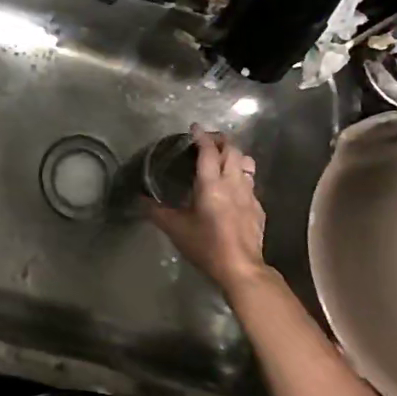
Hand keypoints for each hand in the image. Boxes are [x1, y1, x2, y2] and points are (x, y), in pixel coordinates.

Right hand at [148, 125, 270, 290]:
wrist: (241, 267)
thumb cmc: (204, 245)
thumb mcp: (173, 227)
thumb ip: (155, 210)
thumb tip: (139, 199)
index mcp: (210, 185)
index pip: (208, 152)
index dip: (201, 137)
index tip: (194, 127)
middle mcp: (233, 184)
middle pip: (232, 151)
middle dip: (221, 141)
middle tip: (207, 139)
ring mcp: (249, 195)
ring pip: (246, 164)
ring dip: (234, 155)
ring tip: (222, 156)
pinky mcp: (258, 208)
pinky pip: (250, 182)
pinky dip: (240, 174)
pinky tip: (232, 184)